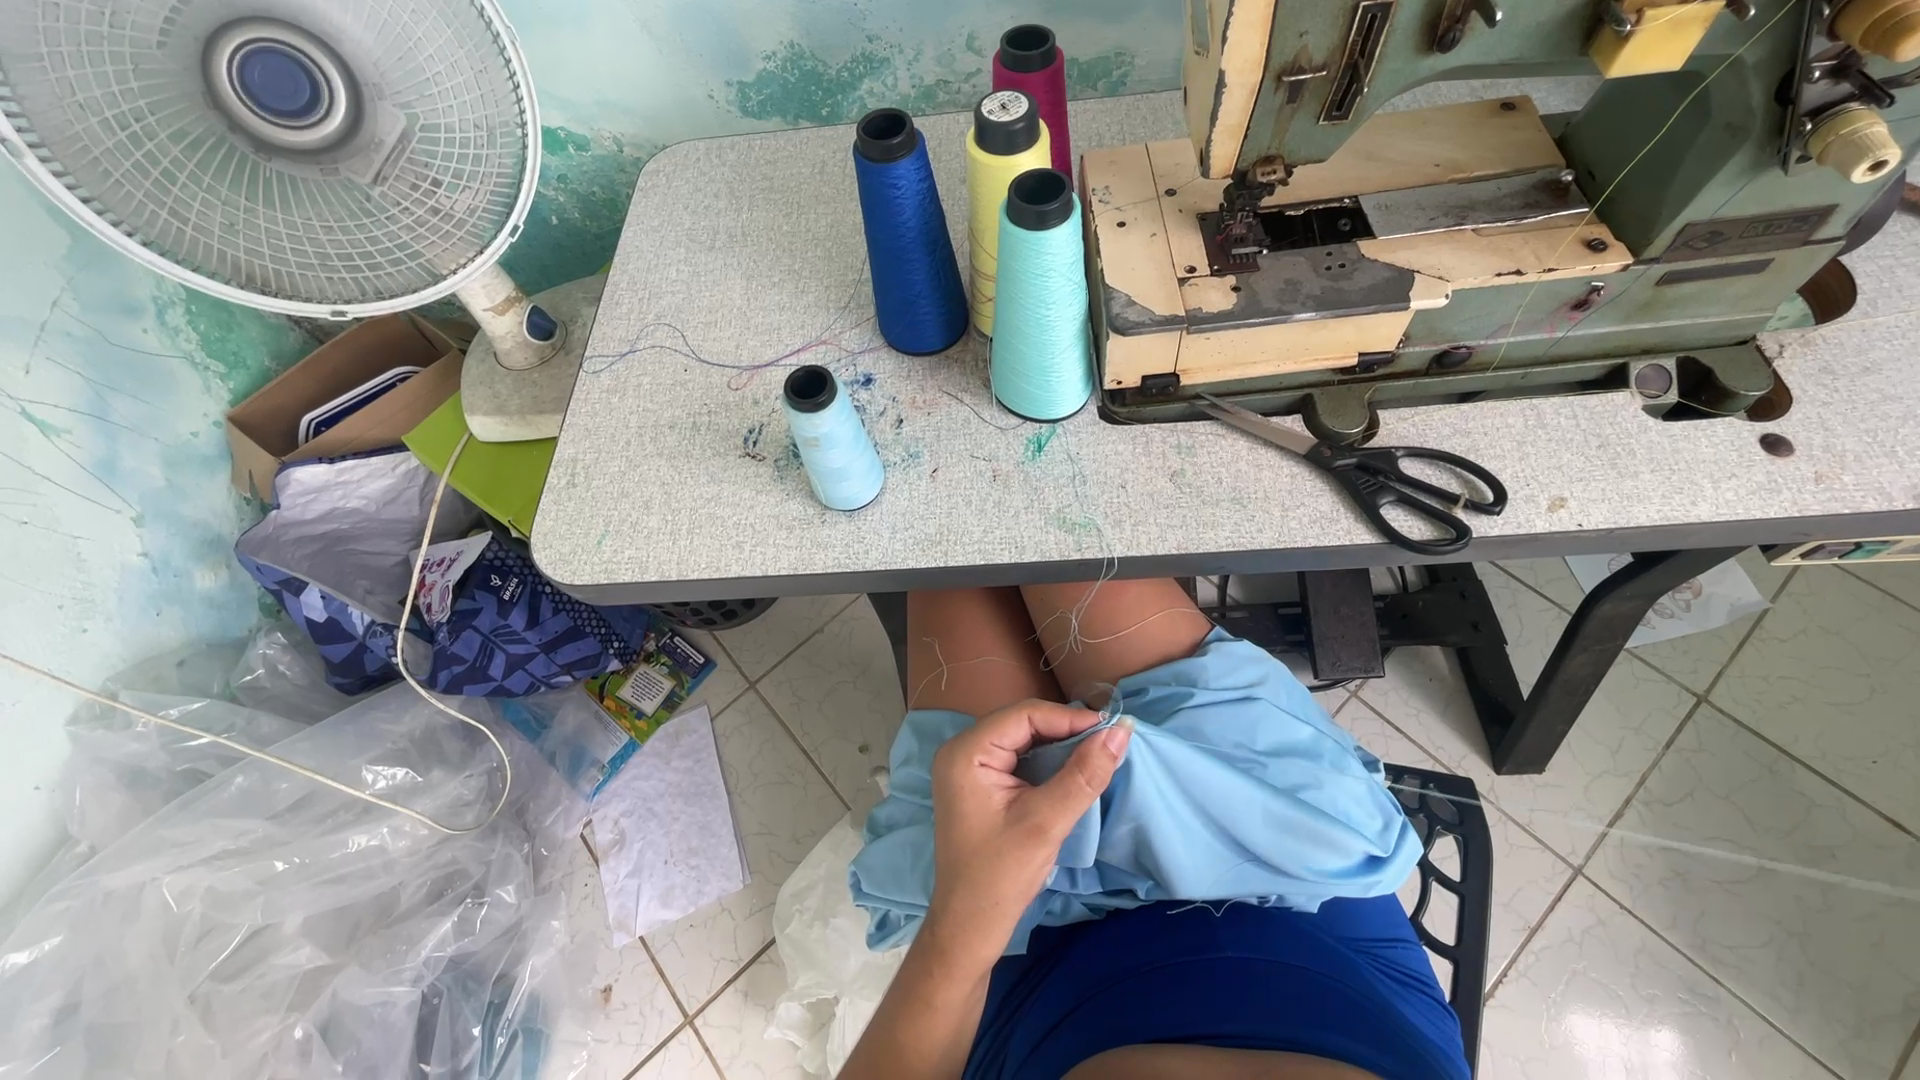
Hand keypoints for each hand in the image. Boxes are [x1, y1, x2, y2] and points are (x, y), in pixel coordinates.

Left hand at [924, 699, 1131, 958]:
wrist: (968, 927)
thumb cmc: (1001, 876)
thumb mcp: (1046, 822)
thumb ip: (1084, 775)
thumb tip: (1121, 734)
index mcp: (966, 752)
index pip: (1024, 715)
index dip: (1070, 718)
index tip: (1113, 730)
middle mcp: (961, 751)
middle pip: (1021, 722)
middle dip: (1066, 729)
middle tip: (1108, 741)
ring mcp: (967, 767)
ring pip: (1022, 739)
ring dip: (1059, 744)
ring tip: (1097, 752)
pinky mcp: (978, 784)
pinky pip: (1017, 757)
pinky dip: (1046, 761)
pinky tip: (1073, 769)